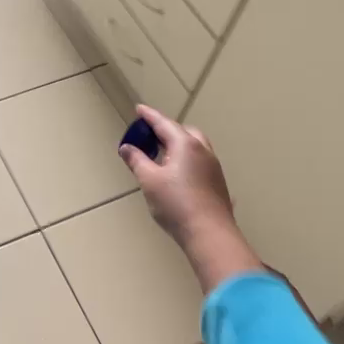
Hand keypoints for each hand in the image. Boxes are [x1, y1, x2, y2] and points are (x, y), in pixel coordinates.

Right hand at [119, 105, 233, 245]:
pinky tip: (178, 173)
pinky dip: (187, 158)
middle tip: (150, 136)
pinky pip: (200, 160)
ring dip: (179, 144)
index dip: (149, 116)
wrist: (210, 235)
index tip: (139, 109)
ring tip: (163, 155)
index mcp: (185, 145)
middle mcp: (203, 151)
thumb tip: (126, 148)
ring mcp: (213, 167)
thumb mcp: (149, 181)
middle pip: (184, 131)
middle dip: (167, 130)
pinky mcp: (218, 183)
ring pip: (195, 146)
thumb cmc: (176, 204)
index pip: (164, 123)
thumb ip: (137, 161)